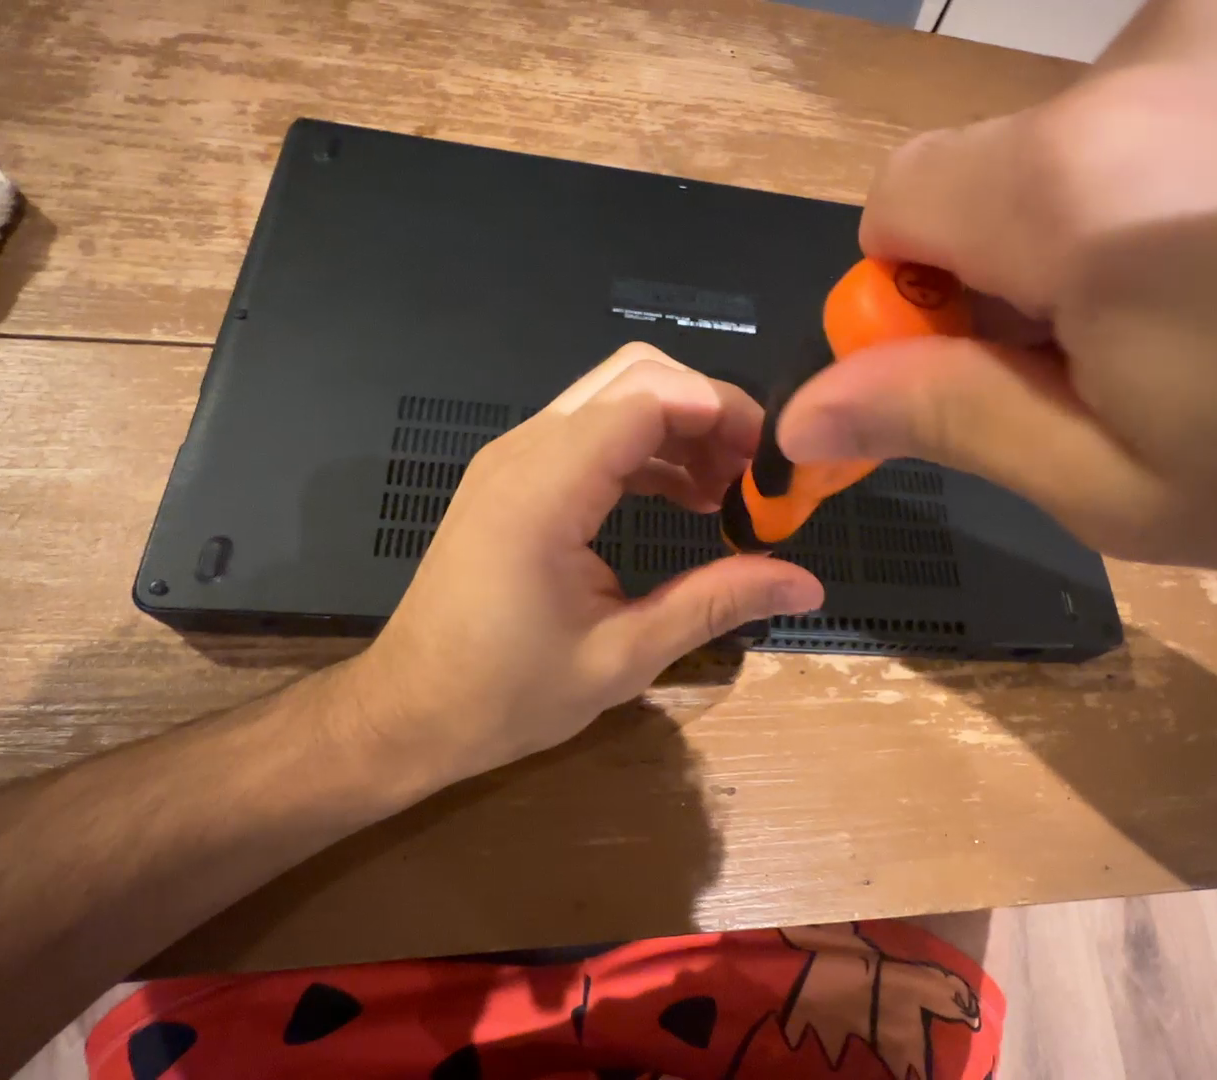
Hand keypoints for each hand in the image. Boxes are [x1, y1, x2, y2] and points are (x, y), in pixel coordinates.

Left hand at [354, 343, 824, 782]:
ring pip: (614, 397)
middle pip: (635, 375)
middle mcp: (525, 451)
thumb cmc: (507, 695)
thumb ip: (716, 602)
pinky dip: (645, 448)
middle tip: (752, 473)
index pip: (650, 398)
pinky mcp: (513, 477)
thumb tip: (807, 582)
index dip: (723, 413)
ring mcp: (513, 458)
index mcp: (545, 489)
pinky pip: (591, 432)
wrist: (409, 712)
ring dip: (679, 427)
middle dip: (707, 409)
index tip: (771, 464)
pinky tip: (681, 498)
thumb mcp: (623, 656)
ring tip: (726, 490)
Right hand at [777, 0, 1216, 635]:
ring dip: (1135, 203)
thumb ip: (944, 417)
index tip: (987, 353)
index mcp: (1082, 182)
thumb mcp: (1114, 484)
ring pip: (1113, 114)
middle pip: (1007, 157)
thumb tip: (805, 411)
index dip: (910, 286)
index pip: (896, 194)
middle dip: (1032, 255)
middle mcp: (1167, 41)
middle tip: (1147, 350)